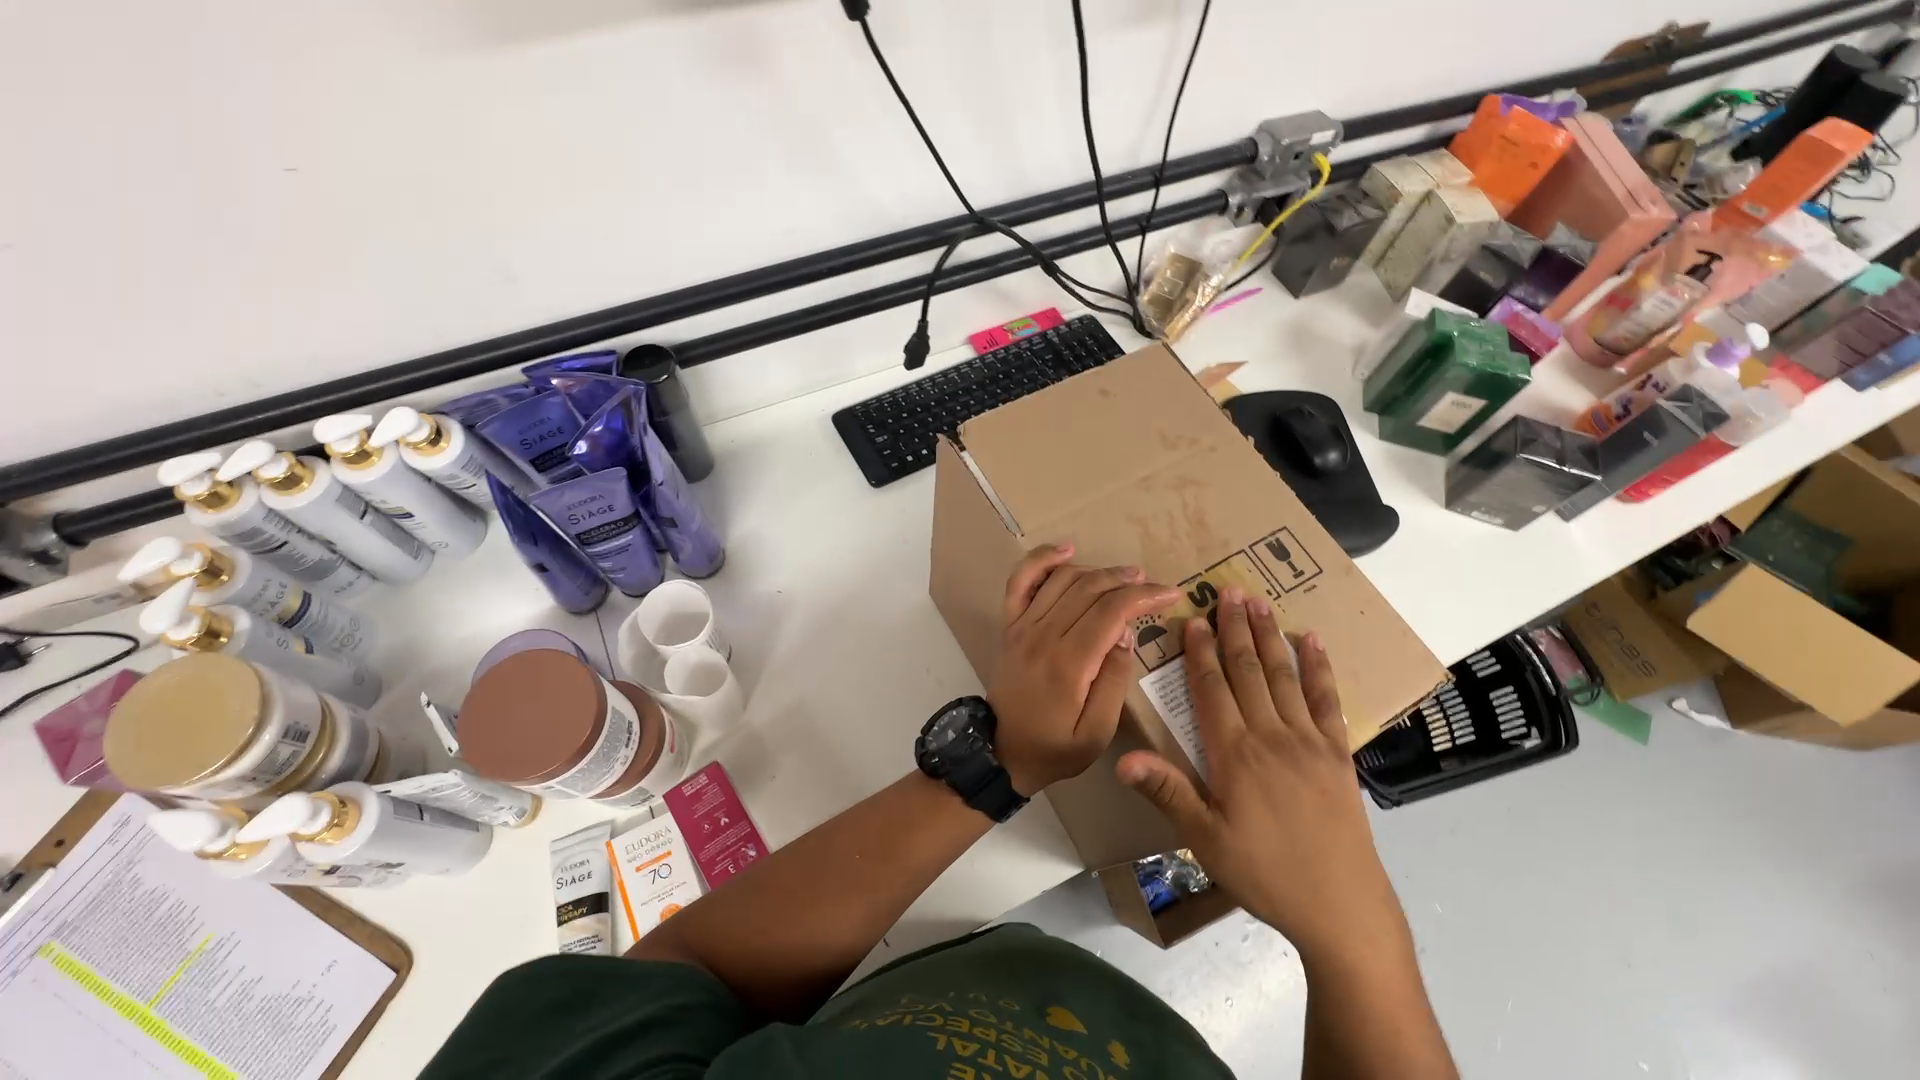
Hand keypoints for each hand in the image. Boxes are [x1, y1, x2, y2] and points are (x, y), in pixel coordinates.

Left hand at [987, 543, 1177, 796]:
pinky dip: (1042, 559)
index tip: (1171, 594)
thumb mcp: (1097, 732)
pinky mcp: (1010, 625)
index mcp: (1068, 663)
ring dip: (1096, 570)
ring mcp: (1022, 626)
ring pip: (1062, 579)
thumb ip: (1114, 682)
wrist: (1002, 752)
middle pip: (1089, 589)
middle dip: (1127, 581)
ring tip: (1125, 577)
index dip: (1144, 597)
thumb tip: (1125, 635)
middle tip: (1153, 586)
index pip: (1110, 612)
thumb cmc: (1055, 748)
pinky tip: (1066, 549)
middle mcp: (1042, 635)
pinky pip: (1021, 581)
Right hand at [1116, 590, 1406, 965]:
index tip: (1192, 620)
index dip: (1199, 653)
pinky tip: (1314, 643)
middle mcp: (1271, 737)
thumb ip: (1167, 792)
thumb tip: (1122, 759)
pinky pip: (1326, 701)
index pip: (1212, 690)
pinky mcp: (1337, 755)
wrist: (1340, 906)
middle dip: (1235, 630)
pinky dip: (1319, 669)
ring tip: (1259, 602)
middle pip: (1249, 672)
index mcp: (1234, 754)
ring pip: (1284, 677)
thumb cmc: (1263, 873)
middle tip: (1227, 591)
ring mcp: (1309, 742)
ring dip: (1270, 636)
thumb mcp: (1204, 839)